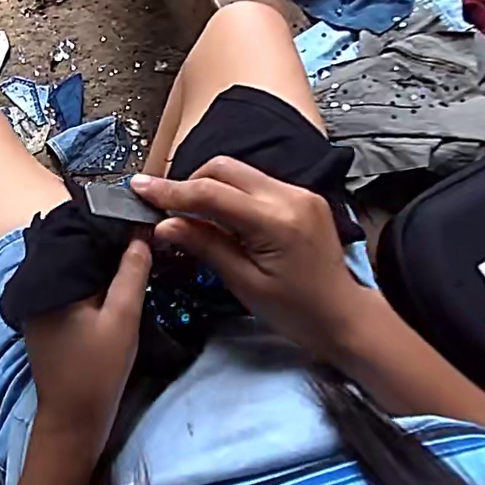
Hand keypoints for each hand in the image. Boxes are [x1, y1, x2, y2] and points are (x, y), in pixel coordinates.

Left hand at [20, 238, 151, 453]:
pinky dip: (90, 280)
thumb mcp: (122, 319)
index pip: (78, 237)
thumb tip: (140, 235)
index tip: (136, 217)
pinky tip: (113, 279)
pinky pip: (70, 287)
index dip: (107, 225)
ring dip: (97, 261)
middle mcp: (37, 287)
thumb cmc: (97, 371)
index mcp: (51, 282)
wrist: (73, 420)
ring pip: (72, 269)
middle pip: (73, 251)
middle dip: (103, 242)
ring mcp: (39, 305)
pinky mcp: (46, 319)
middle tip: (138, 231)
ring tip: (130, 249)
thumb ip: (131, 274)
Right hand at [131, 158, 384, 361]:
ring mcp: (299, 192)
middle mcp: (290, 196)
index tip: (139, 188)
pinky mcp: (301, 196)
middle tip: (166, 210)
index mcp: (276, 221)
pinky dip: (230, 194)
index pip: (211, 193)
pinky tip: (220, 218)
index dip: (170, 191)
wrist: (344, 316)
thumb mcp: (245, 284)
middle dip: (189, 185)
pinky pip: (254, 183)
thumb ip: (205, 246)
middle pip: (224, 168)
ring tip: (190, 217)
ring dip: (208, 188)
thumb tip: (164, 225)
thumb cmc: (296, 311)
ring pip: (239, 172)